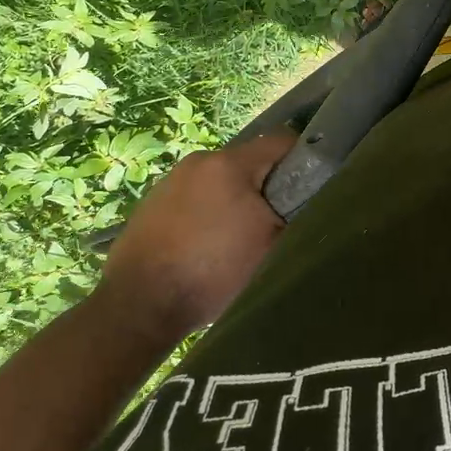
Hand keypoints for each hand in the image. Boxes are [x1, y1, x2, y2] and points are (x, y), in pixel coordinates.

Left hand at [94, 129, 296, 344]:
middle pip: (251, 161)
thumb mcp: (273, 246)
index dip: (305, 161)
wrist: (138, 309)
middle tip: (274, 221)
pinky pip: (196, 195)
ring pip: (222, 179)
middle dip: (268, 185)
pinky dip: (208, 211)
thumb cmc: (213, 274)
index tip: (310, 190)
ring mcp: (170, 181)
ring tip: (238, 237)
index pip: (284, 141)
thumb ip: (297, 214)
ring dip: (236, 199)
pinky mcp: (150, 203)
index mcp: (230, 164)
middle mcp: (198, 161)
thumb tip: (312, 202)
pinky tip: (206, 244)